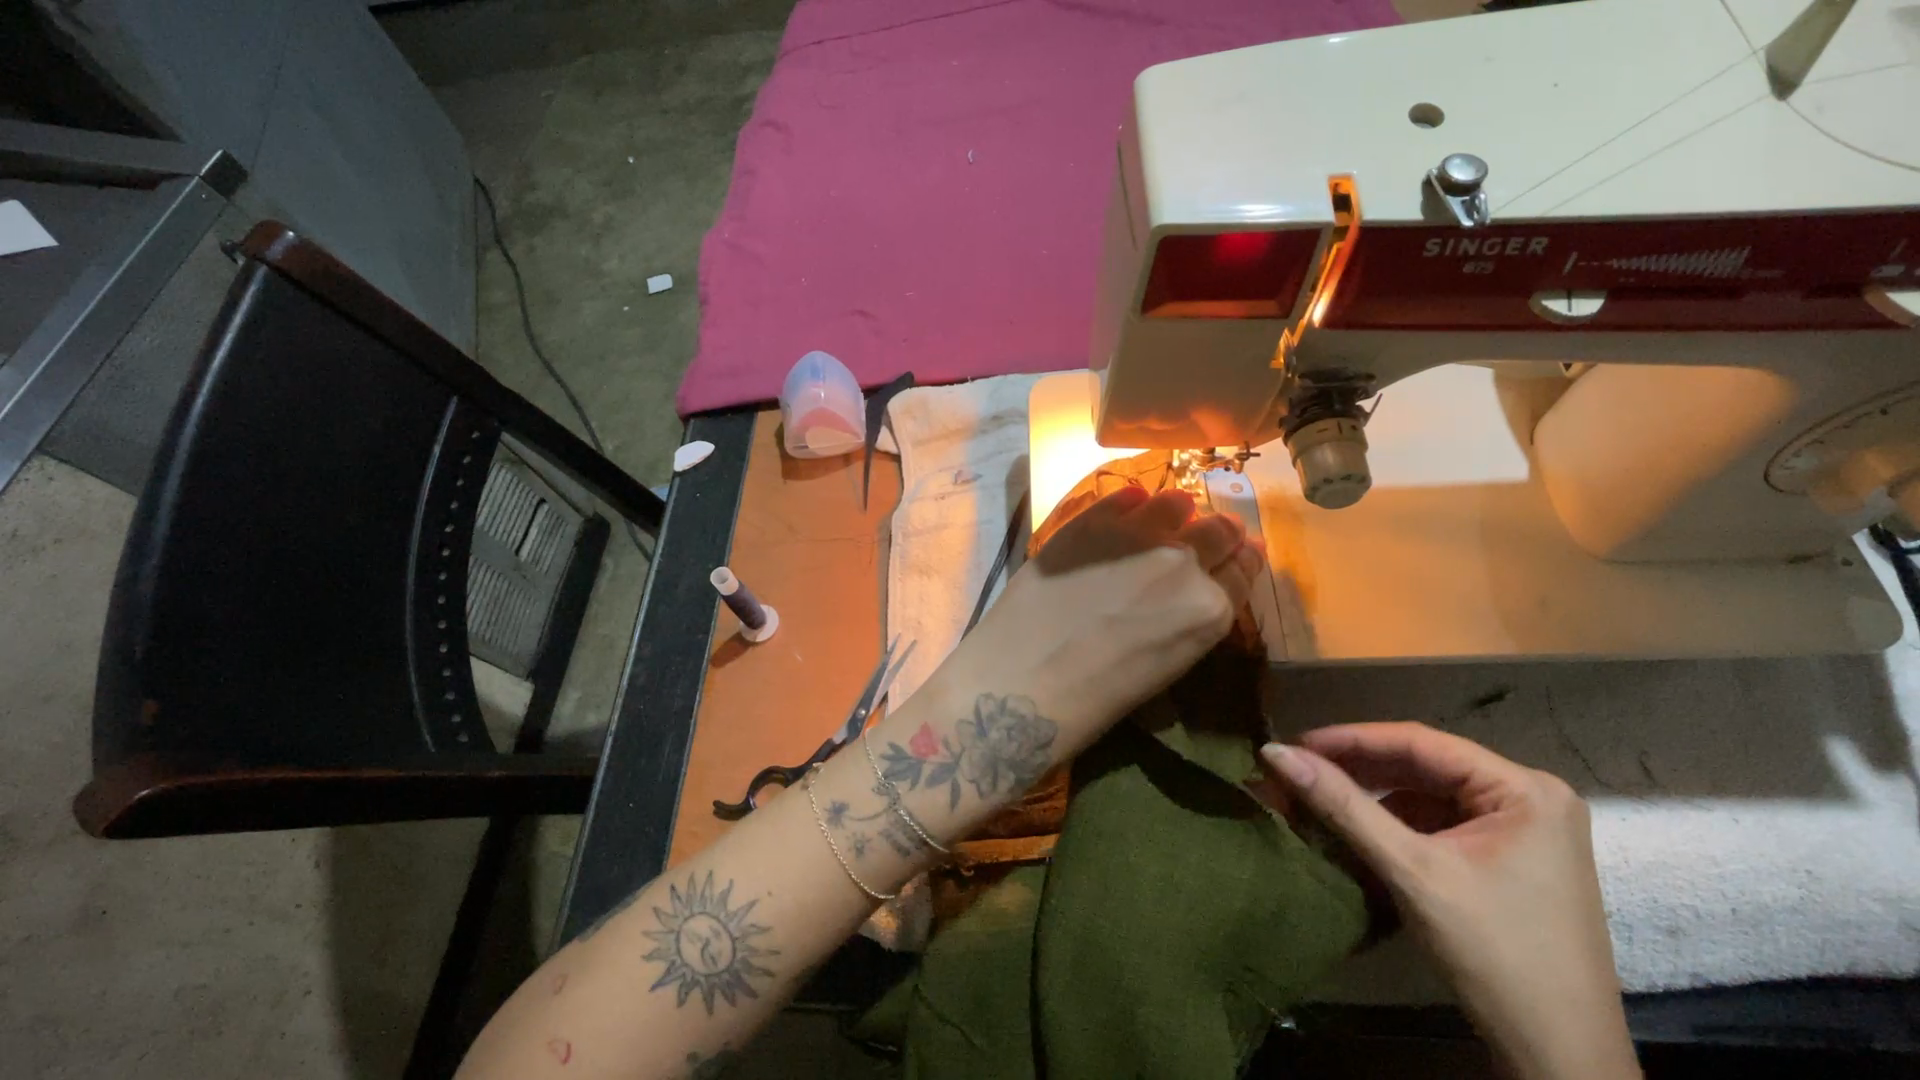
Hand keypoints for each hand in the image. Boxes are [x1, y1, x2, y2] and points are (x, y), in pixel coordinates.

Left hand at [936, 485, 1262, 754]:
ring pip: (1175, 504)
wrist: (1024, 679)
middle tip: (1211, 533)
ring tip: (1170, 518)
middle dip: (1219, 532)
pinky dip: (1134, 502)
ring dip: (1178, 511)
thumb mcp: (1168, 665)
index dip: (1242, 559)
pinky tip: (1132, 507)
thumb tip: (1203, 588)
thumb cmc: (1097, 695)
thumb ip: (1193, 619)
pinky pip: (1126, 498)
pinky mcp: (1091, 521)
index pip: (1242, 569)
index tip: (1241, 552)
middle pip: (1217, 531)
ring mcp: (1136, 535)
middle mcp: (1184, 563)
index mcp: (1210, 609)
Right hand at [1261, 724, 1638, 1079]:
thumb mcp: (1412, 872)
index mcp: (1524, 788)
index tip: (1293, 742)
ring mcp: (1525, 830)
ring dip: (1375, 799)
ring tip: (1318, 799)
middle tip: (1297, 771)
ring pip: (1431, 796)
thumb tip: (1275, 752)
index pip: (1421, 742)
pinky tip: (1359, 834)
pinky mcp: (1512, 859)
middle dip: (1359, 770)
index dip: (1351, 739)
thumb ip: (1343, 806)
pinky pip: (1443, 824)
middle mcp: (1531, 797)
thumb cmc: (1493, 953)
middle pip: (1427, 767)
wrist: (1558, 1053)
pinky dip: (1398, 826)